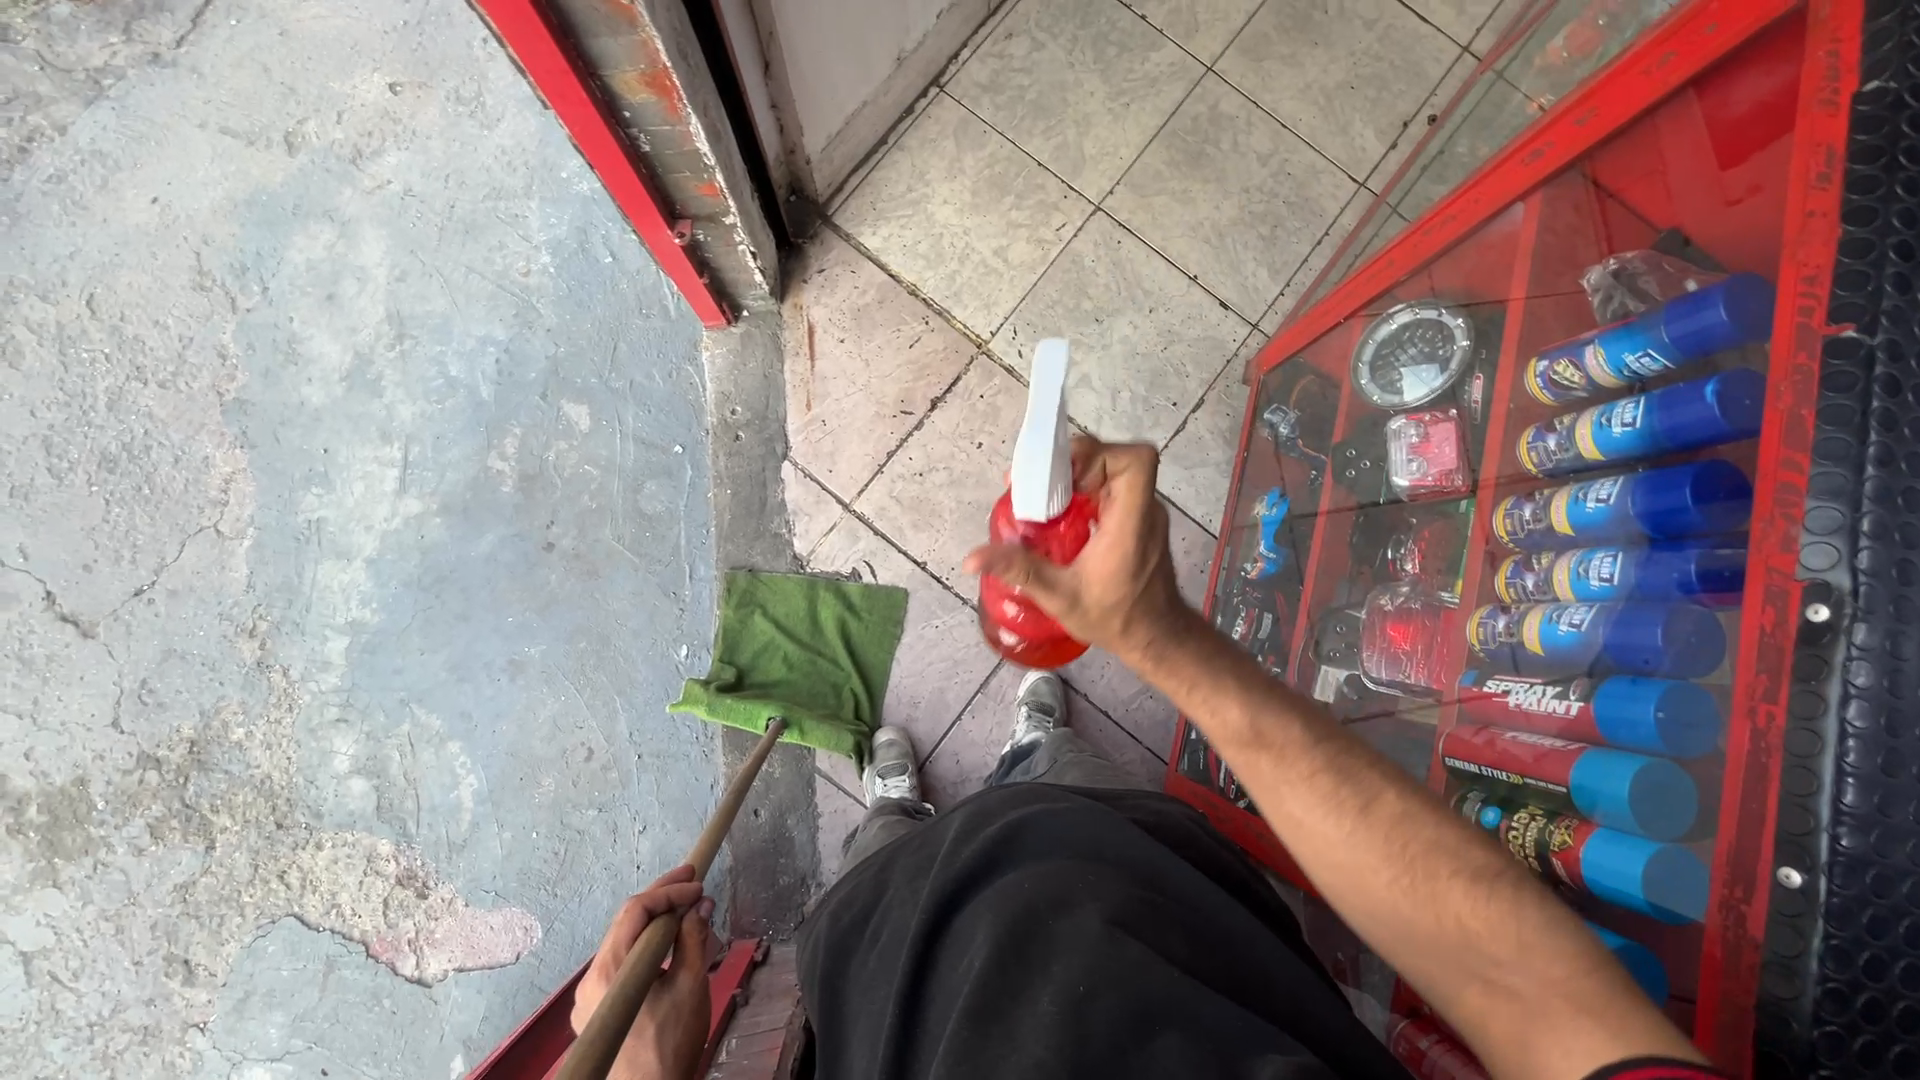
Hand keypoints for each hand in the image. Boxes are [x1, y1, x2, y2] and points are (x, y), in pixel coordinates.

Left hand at [570, 865, 717, 1079]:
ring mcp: (590, 996)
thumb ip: (693, 939)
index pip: (635, 911)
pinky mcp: (597, 1009)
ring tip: (685, 906)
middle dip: (661, 897)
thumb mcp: (690, 985)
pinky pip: (622, 962)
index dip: (668, 891)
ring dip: (655, 920)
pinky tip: (668, 941)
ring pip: (623, 942)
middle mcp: (591, 979)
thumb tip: (700, 905)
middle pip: (625, 923)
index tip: (698, 885)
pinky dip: (646, 944)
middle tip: (692, 880)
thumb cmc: (670, 1043)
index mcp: (609, 971)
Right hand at [964, 436, 1195, 663]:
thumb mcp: (1060, 597)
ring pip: (1115, 470)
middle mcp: (1144, 510)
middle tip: (1039, 483)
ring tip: (1044, 496)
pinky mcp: (1139, 521)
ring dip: (1078, 476)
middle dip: (1077, 463)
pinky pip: (1114, 489)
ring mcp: (1145, 514)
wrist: (1154, 637)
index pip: (1135, 461)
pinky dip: (1086, 491)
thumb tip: (972, 558)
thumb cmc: (1115, 619)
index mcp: (1132, 523)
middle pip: (1119, 458)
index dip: (1098, 455)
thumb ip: (1019, 570)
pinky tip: (1060, 514)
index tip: (1062, 475)